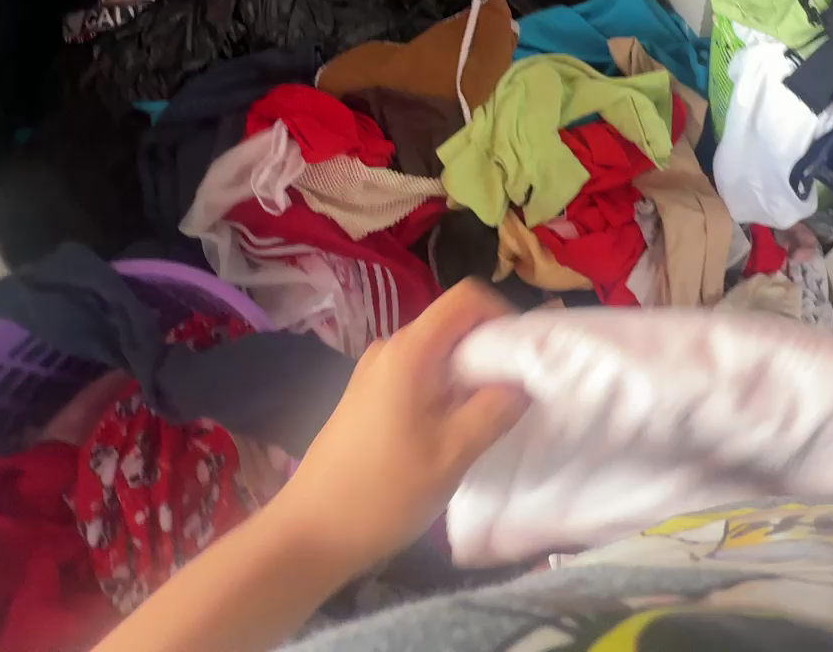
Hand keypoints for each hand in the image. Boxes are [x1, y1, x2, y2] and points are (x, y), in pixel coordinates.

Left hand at [268, 280, 529, 569]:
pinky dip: (446, 389)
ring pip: (439, 351)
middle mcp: (391, 348)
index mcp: (410, 349)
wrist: (309, 535)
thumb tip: (523, 382)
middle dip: (490, 350)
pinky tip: (451, 431)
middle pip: (454, 323)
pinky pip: (421, 372)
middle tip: (513, 393)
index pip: (466, 297)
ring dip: (469, 375)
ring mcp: (377, 371)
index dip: (502, 314)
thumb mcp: (452, 453)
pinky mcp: (370, 395)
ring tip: (485, 418)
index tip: (522, 356)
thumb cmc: (383, 491)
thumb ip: (495, 409)